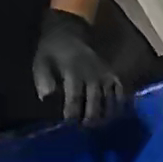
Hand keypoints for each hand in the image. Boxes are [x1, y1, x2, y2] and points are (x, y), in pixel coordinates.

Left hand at [33, 8, 126, 125]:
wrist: (70, 30)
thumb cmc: (53, 50)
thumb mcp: (41, 62)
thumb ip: (43, 81)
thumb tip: (48, 98)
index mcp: (73, 73)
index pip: (74, 102)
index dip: (72, 118)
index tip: (68, 128)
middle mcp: (93, 76)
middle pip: (94, 107)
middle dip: (89, 122)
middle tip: (83, 131)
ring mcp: (106, 76)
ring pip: (109, 104)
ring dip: (104, 118)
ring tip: (97, 127)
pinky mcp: (114, 76)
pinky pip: (121, 95)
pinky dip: (119, 107)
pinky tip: (114, 117)